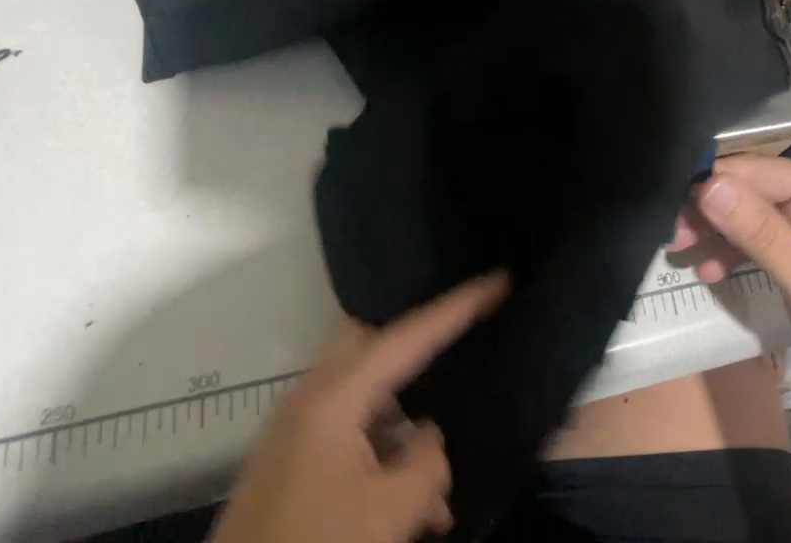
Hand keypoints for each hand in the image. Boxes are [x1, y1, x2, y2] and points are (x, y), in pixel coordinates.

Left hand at [210, 273, 508, 542]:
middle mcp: (309, 400)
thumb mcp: (393, 509)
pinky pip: (349, 430)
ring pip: (362, 390)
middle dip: (416, 335)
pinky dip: (385, 445)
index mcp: (333, 398)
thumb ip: (429, 460)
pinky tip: (417, 500)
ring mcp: (295, 432)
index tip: (499, 281)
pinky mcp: (291, 464)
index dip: (458, 307)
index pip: (407, 335)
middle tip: (460, 335)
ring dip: (405, 412)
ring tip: (444, 453)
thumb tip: (430, 437)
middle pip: (370, 339)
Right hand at [668, 155, 790, 411]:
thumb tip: (707, 185)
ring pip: (751, 216)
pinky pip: (760, 241)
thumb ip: (759, 231)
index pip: (759, 171)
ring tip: (679, 253)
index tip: (668, 205)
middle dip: (711, 209)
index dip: (713, 183)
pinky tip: (710, 271)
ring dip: (717, 232)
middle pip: (752, 191)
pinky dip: (734, 253)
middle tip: (671, 237)